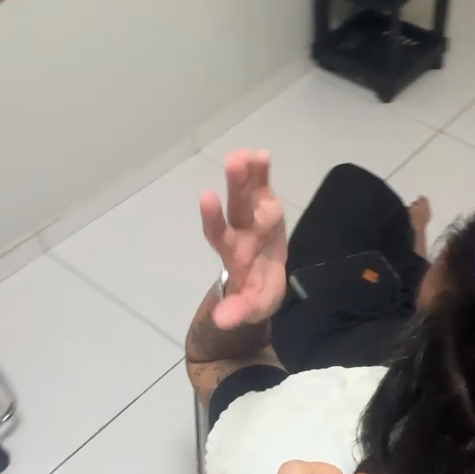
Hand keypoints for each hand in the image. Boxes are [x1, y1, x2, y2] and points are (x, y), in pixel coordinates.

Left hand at [200, 149, 288, 329]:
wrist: (264, 280)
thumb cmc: (254, 293)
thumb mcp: (251, 308)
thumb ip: (238, 311)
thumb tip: (222, 321)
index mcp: (235, 253)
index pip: (220, 234)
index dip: (213, 217)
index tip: (207, 196)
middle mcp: (242, 230)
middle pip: (238, 205)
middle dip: (237, 184)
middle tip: (234, 160)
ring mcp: (254, 217)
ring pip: (250, 193)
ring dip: (249, 173)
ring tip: (248, 153)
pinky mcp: (267, 208)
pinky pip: (264, 187)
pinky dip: (262, 173)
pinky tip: (262, 155)